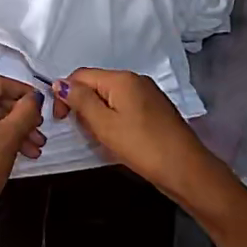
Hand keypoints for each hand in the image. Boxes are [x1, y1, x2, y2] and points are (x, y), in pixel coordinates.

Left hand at [0, 76, 44, 236]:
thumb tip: (34, 98)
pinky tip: (23, 151)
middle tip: (39, 128)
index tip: (40, 100)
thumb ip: (25, 112)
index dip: (22, 91)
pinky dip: (3, 137)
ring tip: (35, 145)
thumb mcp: (8, 137)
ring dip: (16, 129)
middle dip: (21, 116)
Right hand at [53, 68, 217, 199]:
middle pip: (95, 85)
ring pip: (109, 97)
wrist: (187, 170)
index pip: (80, 76)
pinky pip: (125, 106)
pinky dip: (114, 118)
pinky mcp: (155, 109)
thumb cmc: (141, 146)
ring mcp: (148, 94)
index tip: (60, 120)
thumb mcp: (104, 124)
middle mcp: (135, 79)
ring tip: (101, 138)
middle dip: (82, 105)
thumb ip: (80, 100)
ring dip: (97, 114)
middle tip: (84, 132)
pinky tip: (118, 138)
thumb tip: (59, 83)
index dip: (64, 94)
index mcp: (121, 79)